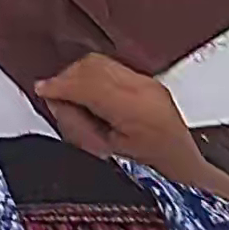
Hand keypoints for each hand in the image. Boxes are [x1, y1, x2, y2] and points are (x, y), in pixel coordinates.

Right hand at [36, 55, 208, 184]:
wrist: (185, 164)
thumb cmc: (152, 167)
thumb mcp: (107, 151)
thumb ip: (78, 124)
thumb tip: (56, 102)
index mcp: (132, 110)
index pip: (86, 85)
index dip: (59, 85)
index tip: (43, 89)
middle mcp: (142, 89)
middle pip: (92, 67)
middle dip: (66, 77)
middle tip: (53, 91)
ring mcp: (147, 81)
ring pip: (100, 62)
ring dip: (78, 72)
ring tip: (68, 90)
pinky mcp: (148, 79)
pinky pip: (112, 66)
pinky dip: (93, 72)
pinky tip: (87, 86)